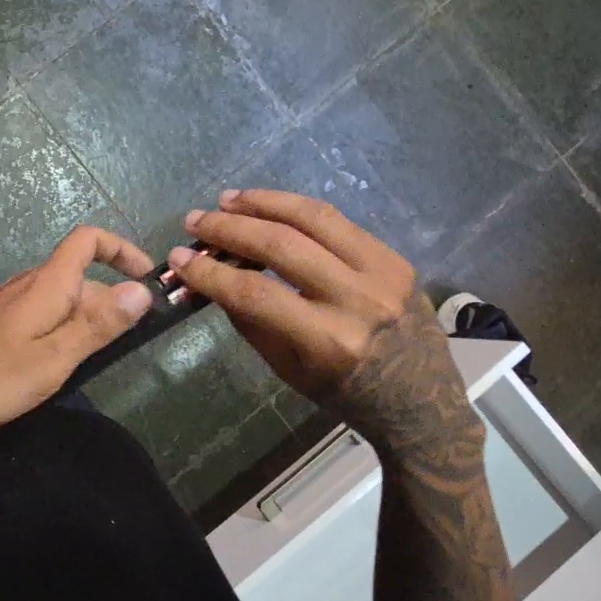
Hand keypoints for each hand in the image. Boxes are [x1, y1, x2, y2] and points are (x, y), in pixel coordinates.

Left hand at [0, 226, 154, 441]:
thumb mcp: (54, 359)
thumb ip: (98, 324)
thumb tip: (141, 290)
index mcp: (45, 284)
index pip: (87, 240)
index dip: (121, 249)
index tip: (146, 280)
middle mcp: (26, 283)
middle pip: (78, 276)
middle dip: (109, 302)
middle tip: (123, 347)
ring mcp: (6, 302)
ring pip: (59, 299)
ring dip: (84, 320)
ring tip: (89, 363)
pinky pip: (39, 314)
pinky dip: (59, 330)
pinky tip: (52, 366)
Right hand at [169, 190, 467, 451]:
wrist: (421, 401)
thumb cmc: (343, 394)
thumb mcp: (287, 368)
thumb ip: (250, 318)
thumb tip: (211, 275)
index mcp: (329, 341)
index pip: (256, 293)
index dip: (211, 272)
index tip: (179, 258)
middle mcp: (358, 300)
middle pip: (282, 246)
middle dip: (230, 228)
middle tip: (196, 220)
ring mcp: (383, 274)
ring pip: (314, 218)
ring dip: (263, 203)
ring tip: (228, 199)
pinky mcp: (395, 258)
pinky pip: (338, 222)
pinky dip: (296, 210)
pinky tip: (268, 206)